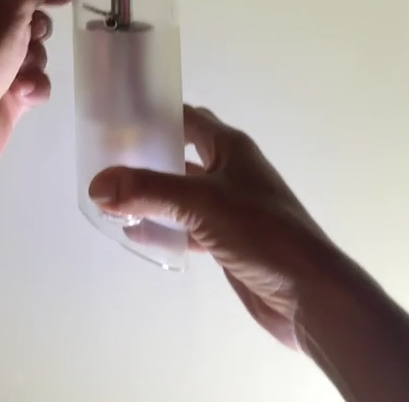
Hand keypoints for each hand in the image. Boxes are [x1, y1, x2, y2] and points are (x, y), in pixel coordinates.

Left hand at [0, 0, 72, 183]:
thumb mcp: (6, 11)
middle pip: (29, 23)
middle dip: (39, 28)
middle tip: (33, 35)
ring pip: (36, 55)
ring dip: (36, 61)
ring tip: (21, 72)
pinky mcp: (8, 100)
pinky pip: (35, 85)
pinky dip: (34, 87)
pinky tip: (23, 94)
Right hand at [88, 105, 344, 348]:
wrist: (311, 295)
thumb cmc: (262, 231)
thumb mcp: (200, 202)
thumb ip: (148, 191)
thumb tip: (97, 185)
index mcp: (230, 147)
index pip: (187, 117)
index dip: (156, 114)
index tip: (118, 117)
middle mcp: (230, 171)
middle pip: (181, 155)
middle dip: (148, 157)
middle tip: (108, 160)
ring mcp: (230, 207)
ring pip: (182, 193)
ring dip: (152, 196)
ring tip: (112, 199)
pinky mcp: (228, 240)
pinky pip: (188, 226)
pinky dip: (165, 228)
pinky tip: (137, 234)